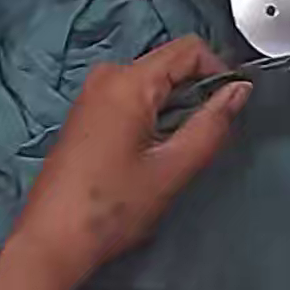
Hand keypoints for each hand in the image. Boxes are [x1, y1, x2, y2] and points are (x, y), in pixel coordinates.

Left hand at [5, 36, 249, 289]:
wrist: (49, 240)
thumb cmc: (111, 206)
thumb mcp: (172, 167)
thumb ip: (211, 124)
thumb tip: (240, 89)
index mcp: (129, 80)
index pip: (189, 48)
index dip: (219, 69)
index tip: (232, 104)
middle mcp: (109, 74)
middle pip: (170, 63)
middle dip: (196, 91)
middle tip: (206, 135)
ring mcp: (94, 90)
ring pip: (153, 80)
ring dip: (176, 105)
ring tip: (177, 149)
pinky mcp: (88, 109)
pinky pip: (133, 93)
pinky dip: (154, 112)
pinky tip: (152, 149)